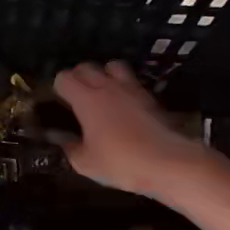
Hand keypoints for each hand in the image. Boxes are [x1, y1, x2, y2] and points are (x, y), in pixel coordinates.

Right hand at [53, 61, 210, 197]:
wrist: (171, 164)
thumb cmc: (122, 163)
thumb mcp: (85, 163)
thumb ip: (69, 147)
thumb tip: (60, 139)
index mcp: (87, 100)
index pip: (64, 78)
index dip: (57, 88)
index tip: (58, 103)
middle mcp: (108, 88)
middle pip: (86, 66)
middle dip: (77, 77)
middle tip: (75, 98)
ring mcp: (132, 90)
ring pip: (112, 66)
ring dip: (103, 75)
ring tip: (101, 94)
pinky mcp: (151, 97)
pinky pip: (131, 81)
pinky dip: (123, 87)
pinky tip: (122, 106)